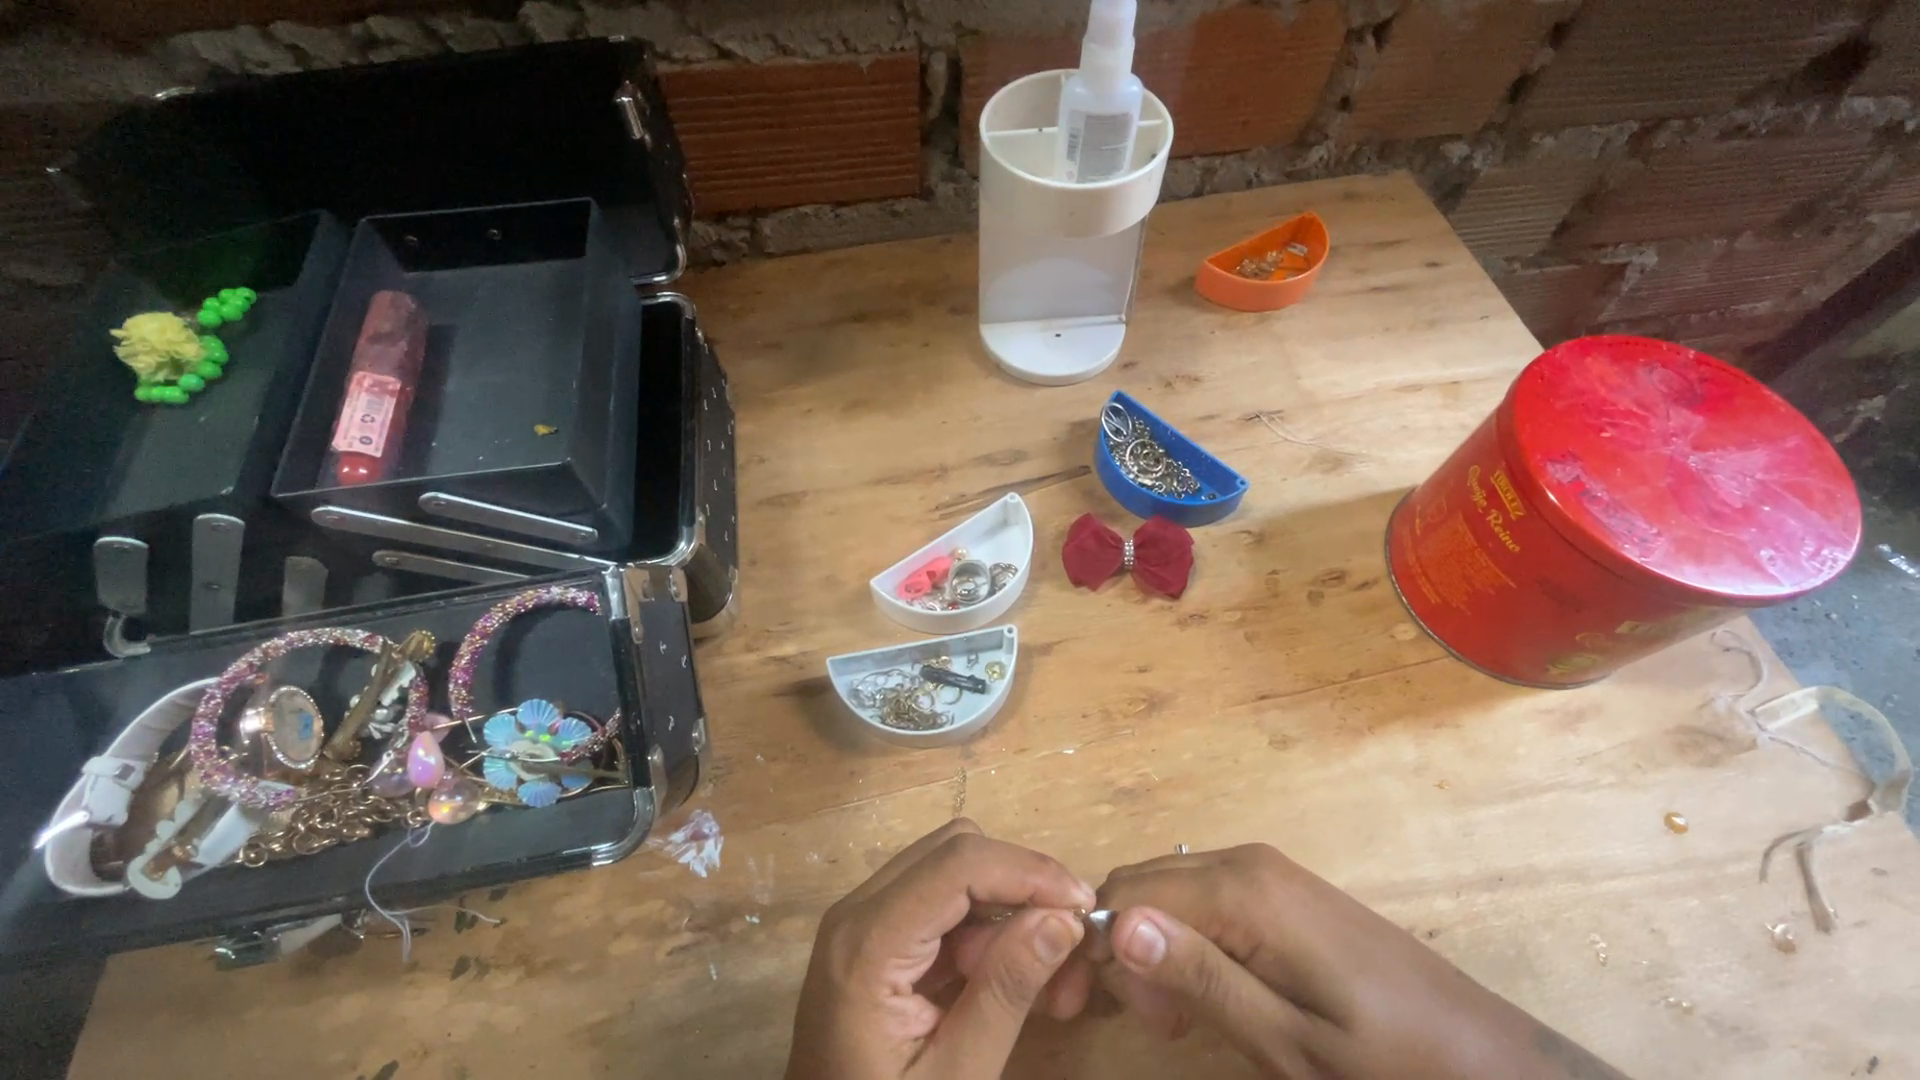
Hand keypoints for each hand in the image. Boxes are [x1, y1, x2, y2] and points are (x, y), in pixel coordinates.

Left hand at [786, 818, 1095, 1079]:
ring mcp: (861, 919)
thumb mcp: (955, 1076)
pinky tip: (1011, 975)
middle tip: (1070, 942)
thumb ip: (1006, 991)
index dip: (1028, 871)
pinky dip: (982, 927)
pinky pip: (938, 902)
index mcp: (867, 943)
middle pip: (954, 851)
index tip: (1083, 905)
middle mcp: (857, 911)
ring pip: (950, 869)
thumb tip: (1063, 917)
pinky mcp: (872, 934)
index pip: (957, 863)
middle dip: (1020, 885)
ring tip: (1048, 975)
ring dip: (1006, 906)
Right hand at [1049, 845, 1630, 1079]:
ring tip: (1175, 1015)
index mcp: (1241, 890)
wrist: (1483, 1054)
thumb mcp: (1286, 1041)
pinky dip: (1185, 937)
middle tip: (1146, 1021)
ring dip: (1152, 944)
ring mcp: (1264, 869)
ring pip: (1169, 888)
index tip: (1085, 1007)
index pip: (1130, 892)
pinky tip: (1207, 988)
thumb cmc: (1385, 1060)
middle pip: (1144, 882)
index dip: (1096, 944)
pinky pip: (1203, 895)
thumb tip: (1119, 925)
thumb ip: (1200, 977)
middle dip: (1122, 944)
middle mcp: (1244, 860)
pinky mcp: (1279, 887)